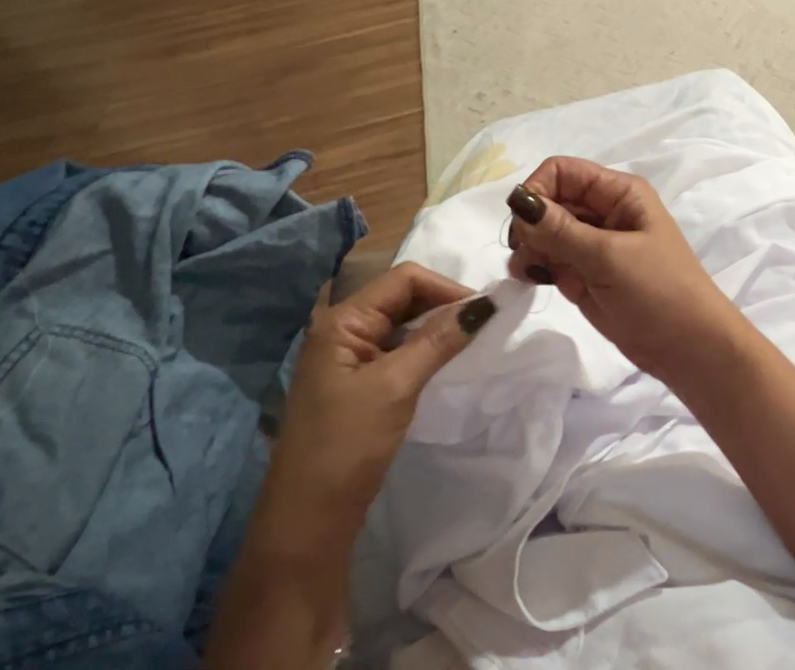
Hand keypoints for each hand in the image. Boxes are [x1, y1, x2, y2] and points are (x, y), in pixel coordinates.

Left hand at [263, 262, 493, 533]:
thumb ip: (439, 340)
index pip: (404, 279)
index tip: (484, 313)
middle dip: (444, 305)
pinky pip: (397, 348)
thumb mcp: (397, 385)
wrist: (309, 514)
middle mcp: (341, 329)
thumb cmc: (347, 443)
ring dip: (436, 327)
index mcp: (341, 320)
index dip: (447, 288)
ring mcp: (348, 356)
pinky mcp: (357, 380)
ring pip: (402, 323)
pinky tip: (446, 362)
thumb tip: (484, 304)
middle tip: (484, 326)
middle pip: (403, 296)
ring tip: (472, 342)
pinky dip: (424, 348)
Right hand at [503, 156, 749, 381]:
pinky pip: (552, 260)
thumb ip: (560, 230)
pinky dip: (538, 266)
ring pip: (547, 232)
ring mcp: (595, 246)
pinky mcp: (586, 275)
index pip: (563, 172)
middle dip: (531, 223)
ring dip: (530, 247)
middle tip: (526, 252)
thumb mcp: (608, 256)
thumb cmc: (658, 291)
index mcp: (620, 193)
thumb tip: (519, 201)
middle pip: (551, 201)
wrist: (687, 347)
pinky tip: (535, 280)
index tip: (523, 222)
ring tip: (529, 271)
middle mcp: (606, 212)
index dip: (538, 189)